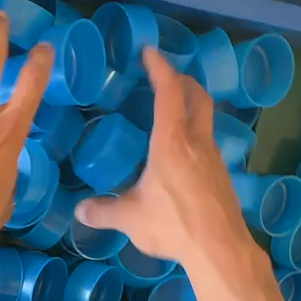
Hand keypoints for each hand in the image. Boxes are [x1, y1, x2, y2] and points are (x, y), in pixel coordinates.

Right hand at [75, 48, 260, 268]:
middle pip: (197, 97)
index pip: (169, 92)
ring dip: (191, 108)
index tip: (150, 53)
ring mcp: (213, 158)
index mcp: (171, 141)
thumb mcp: (130, 218)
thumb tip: (80, 210)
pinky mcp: (221, 176)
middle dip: (183, 81)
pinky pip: (207, 144)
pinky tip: (183, 155)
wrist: (218, 247)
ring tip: (174, 114)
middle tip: (167, 77)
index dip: (160, 68)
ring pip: (206, 120)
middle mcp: (196, 142)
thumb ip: (103, 211)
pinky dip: (194, 136)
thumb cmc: (173, 224)